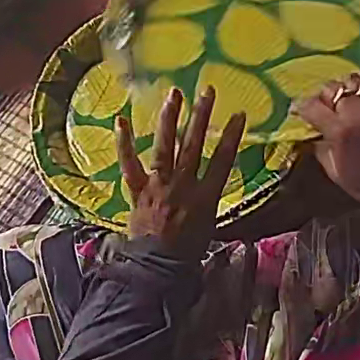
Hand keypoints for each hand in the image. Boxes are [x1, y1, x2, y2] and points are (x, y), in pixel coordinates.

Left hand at [115, 87, 246, 258]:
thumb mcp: (210, 227)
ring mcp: (158, 185)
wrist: (155, 268)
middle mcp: (183, 185)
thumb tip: (213, 188)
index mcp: (205, 196)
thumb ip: (211, 203)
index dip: (232, 136)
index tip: (239, 114)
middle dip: (202, 117)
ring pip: (165, 147)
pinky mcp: (137, 190)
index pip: (223, 160)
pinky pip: (129, 164)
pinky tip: (120, 120)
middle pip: (194, 145)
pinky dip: (124, 143)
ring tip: (174, 94)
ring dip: (170, 119)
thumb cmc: (187, 251)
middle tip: (207, 91)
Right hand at [295, 74, 359, 206]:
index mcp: (338, 129)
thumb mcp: (333, 169)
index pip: (311, 106)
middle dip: (322, 97)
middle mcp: (355, 111)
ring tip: (341, 99)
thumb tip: (310, 132)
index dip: (301, 107)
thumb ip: (319, 146)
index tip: (298, 110)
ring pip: (351, 81)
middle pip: (330, 89)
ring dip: (343, 88)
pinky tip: (359, 90)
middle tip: (321, 107)